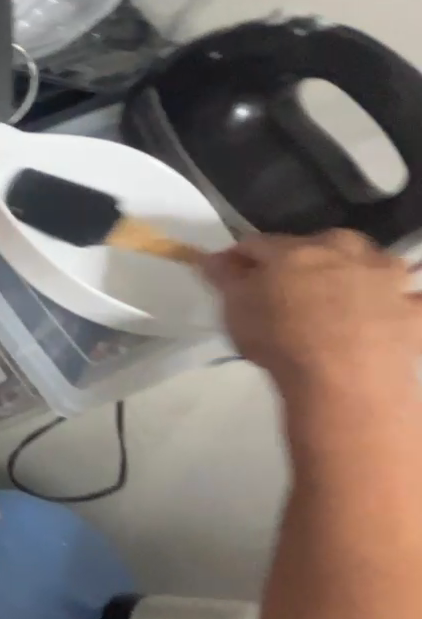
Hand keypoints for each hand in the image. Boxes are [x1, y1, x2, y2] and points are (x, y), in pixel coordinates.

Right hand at [200, 230, 421, 393]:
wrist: (344, 377)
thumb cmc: (277, 336)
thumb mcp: (233, 306)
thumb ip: (224, 277)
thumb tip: (216, 258)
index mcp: (295, 251)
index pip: (256, 242)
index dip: (237, 257)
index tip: (226, 275)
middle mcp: (347, 254)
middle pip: (323, 242)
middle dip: (303, 254)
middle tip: (285, 282)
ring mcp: (389, 279)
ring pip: (372, 261)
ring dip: (355, 269)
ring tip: (336, 293)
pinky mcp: (415, 308)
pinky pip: (410, 296)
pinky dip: (399, 299)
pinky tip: (383, 310)